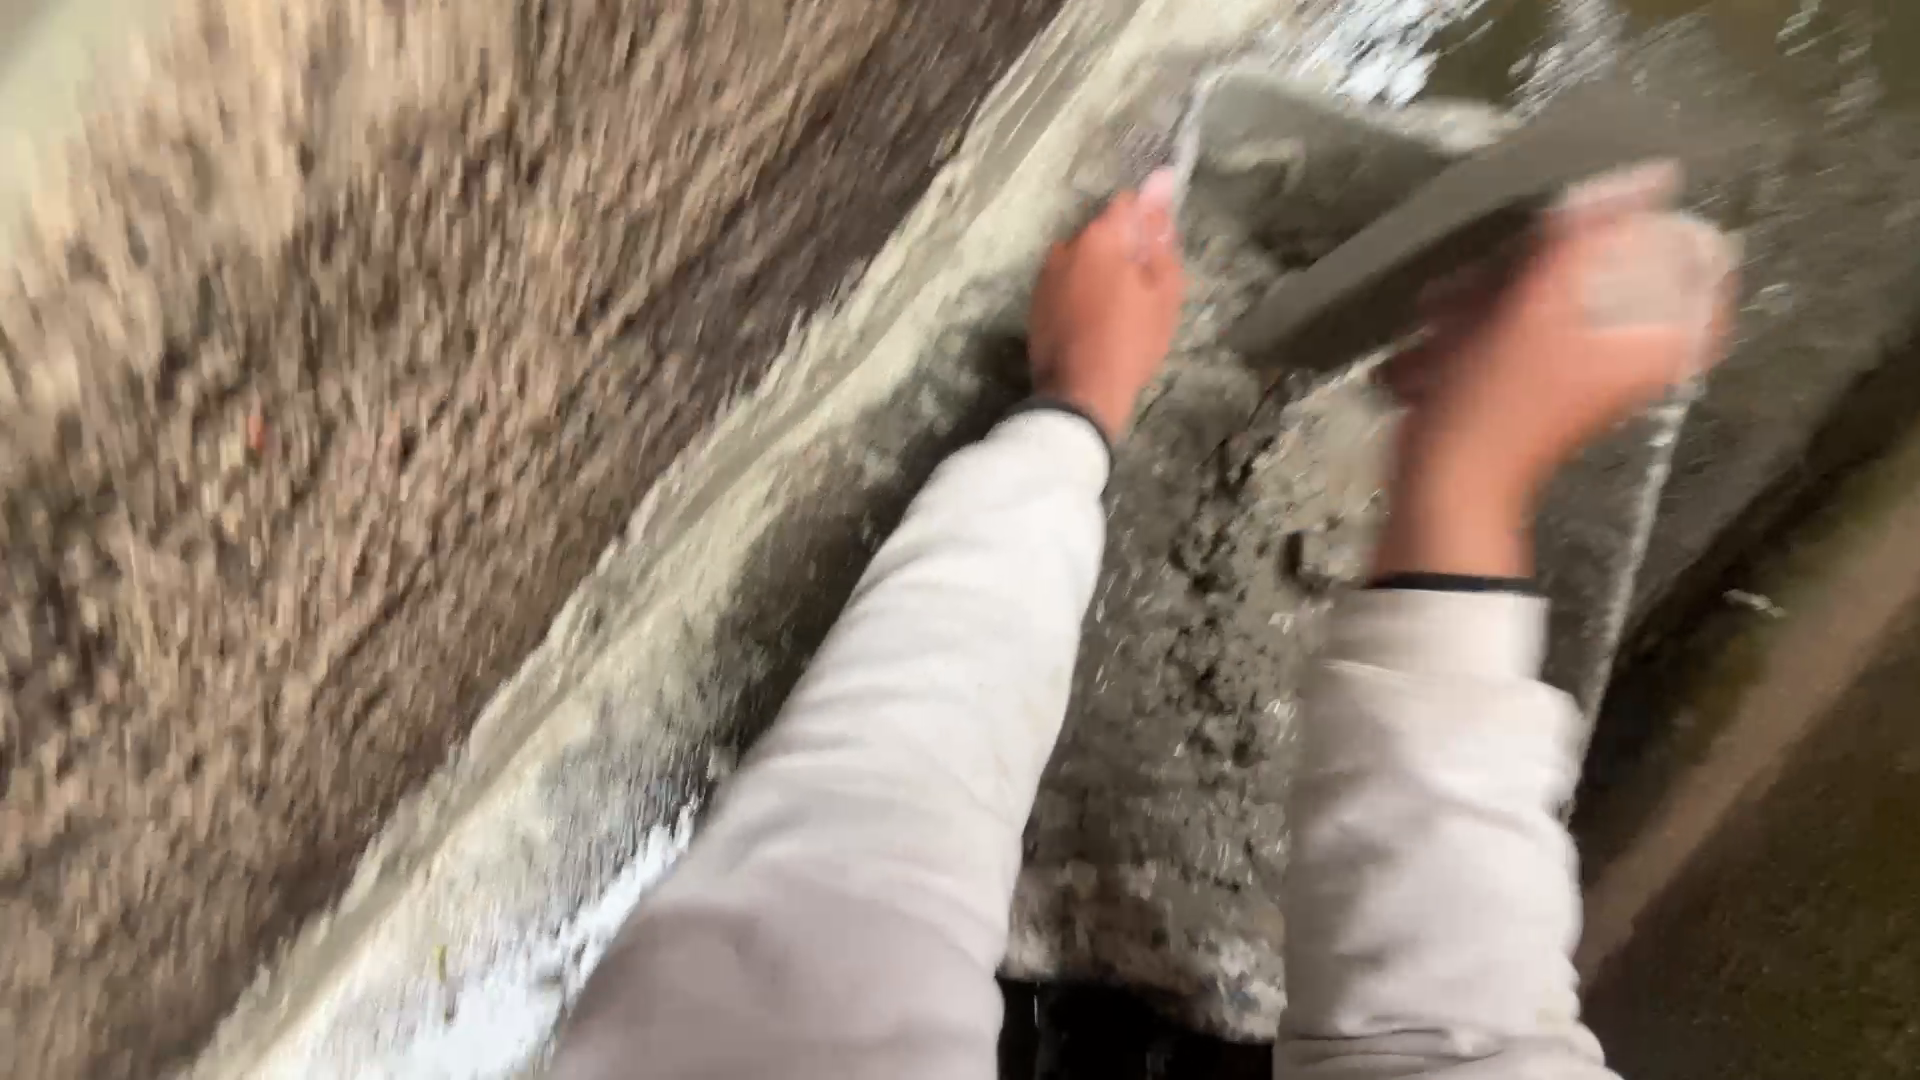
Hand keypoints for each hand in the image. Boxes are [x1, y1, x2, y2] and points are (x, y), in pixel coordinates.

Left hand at [1028, 169, 1186, 440]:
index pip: (1127, 204)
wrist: (1079, 394)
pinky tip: (1091, 326)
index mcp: (1099, 237)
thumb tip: (1160, 186)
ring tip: (1115, 314)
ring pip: (1080, 263)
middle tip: (1140, 291)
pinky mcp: (1034, 306)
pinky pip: (1064, 288)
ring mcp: (1044, 278)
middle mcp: (1064, 248)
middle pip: (1100, 235)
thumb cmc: (1130, 342)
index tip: (1155, 250)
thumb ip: (1160, 236)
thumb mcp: (1163, 291)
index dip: (1146, 223)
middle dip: (1121, 252)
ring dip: (1097, 276)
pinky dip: (1078, 297)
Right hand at [1375, 162, 1738, 579]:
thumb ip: (1583, 241)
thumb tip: (1641, 178)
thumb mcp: (1534, 313)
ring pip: (1539, 299)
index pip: (1676, 251)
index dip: (1616, 232)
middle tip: (1479, 280)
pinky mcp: (1523, 383)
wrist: (1440, 487)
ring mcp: (1570, 368)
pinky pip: (1505, 333)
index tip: (1557, 240)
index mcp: (1659, 337)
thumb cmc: (1491, 408)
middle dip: (1524, 272)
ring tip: (1437, 320)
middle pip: (1594, 272)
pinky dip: (1467, 335)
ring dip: (1481, 302)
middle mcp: (1625, 349)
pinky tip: (1431, 351)